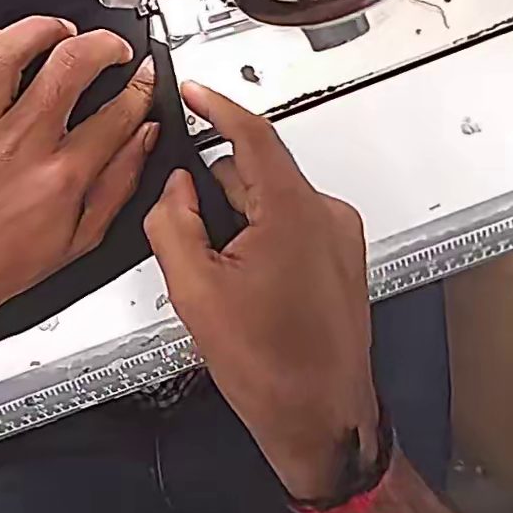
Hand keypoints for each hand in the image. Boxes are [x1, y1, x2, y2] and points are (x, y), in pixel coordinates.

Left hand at [0, 16, 159, 365]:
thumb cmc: (5, 260)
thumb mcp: (82, 237)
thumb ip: (119, 182)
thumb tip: (144, 138)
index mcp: (59, 178)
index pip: (116, 114)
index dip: (141, 87)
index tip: (144, 77)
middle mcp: (18, 146)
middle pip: (67, 68)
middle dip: (103, 45)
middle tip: (112, 48)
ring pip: (4, 55)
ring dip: (39, 30)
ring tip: (60, 32)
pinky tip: (0, 45)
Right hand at [143, 81, 379, 501]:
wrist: (321, 420)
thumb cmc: (271, 367)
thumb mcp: (195, 290)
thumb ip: (172, 222)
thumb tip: (174, 189)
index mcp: (293, 214)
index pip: (253, 135)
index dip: (217, 106)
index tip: (194, 92)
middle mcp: (325, 216)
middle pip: (254, 171)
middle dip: (214, 191)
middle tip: (187, 234)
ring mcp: (338, 236)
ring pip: (269, 198)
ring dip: (236, 218)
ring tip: (221, 275)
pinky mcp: (340, 255)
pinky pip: (287, 220)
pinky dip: (257, 232)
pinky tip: (243, 280)